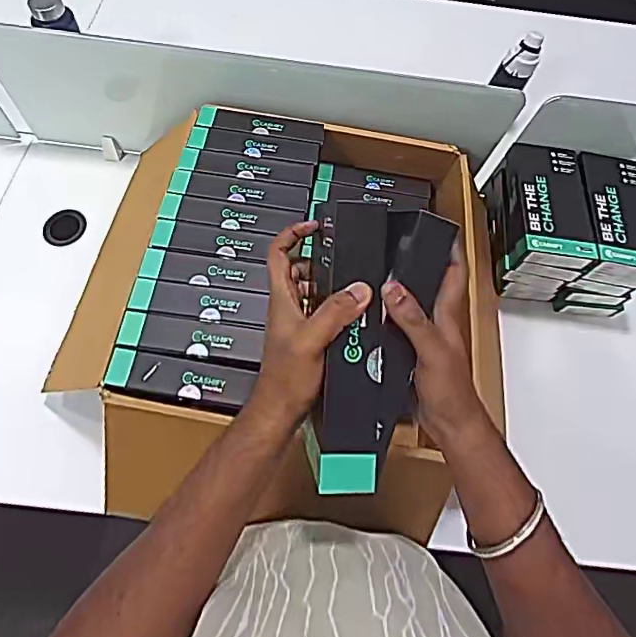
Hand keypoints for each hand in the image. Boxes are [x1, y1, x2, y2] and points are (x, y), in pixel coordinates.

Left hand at [246, 221, 370, 429]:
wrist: (281, 410)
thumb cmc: (283, 380)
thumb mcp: (312, 340)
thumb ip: (335, 312)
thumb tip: (357, 289)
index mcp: (282, 299)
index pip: (278, 253)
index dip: (293, 234)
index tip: (314, 225)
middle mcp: (288, 306)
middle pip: (301, 268)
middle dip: (322, 260)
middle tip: (343, 258)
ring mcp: (298, 321)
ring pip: (314, 290)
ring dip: (333, 286)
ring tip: (352, 288)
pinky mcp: (309, 335)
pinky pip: (324, 310)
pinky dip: (339, 308)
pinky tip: (353, 317)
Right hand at [383, 242, 487, 445]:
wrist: (449, 423)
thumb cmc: (453, 391)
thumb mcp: (431, 349)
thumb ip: (413, 318)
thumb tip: (395, 288)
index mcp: (448, 314)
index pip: (454, 272)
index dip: (450, 249)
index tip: (440, 230)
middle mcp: (439, 321)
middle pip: (432, 283)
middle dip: (421, 262)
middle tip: (406, 244)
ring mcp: (426, 336)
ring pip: (414, 303)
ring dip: (402, 289)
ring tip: (385, 272)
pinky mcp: (414, 352)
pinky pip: (401, 326)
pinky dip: (390, 317)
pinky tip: (377, 316)